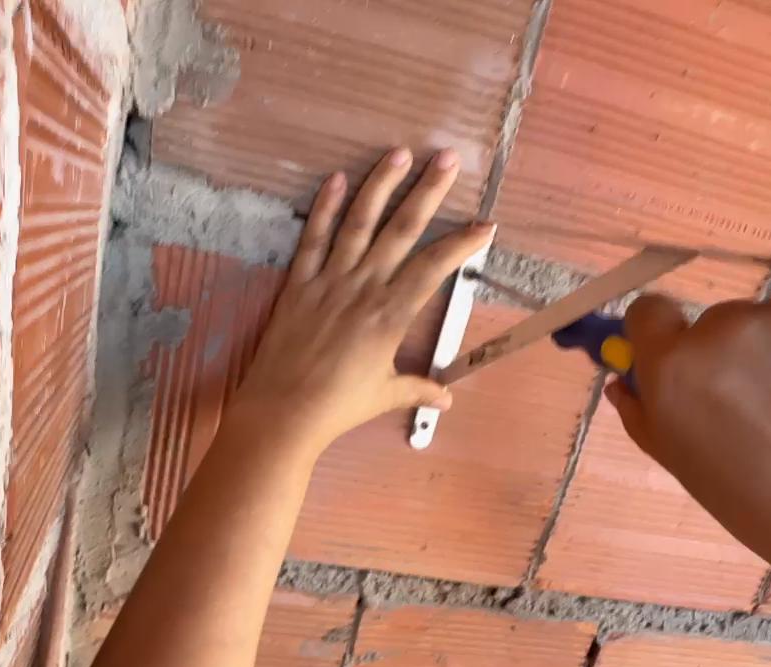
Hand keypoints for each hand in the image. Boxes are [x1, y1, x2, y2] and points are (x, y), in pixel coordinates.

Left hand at [227, 148, 495, 454]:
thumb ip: (418, 389)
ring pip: (360, 224)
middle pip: (402, 231)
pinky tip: (337, 179)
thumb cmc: (339, 406)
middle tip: (447, 159)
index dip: (462, 243)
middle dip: (428, 192)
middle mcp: (365, 288)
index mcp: (391, 315)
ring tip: (399, 152)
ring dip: (381, 185)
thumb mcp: (385, 396)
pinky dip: (325, 208)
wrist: (285, 410)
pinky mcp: (299, 284)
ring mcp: (330, 281)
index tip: (485, 225)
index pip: (434, 267)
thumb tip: (446, 401)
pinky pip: (314, 239)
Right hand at [607, 291, 770, 578]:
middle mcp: (728, 325)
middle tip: (765, 410)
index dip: (661, 335)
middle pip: (718, 322)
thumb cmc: (757, 503)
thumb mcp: (680, 463)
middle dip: (733, 356)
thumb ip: (643, 413)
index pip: (648, 313)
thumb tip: (623, 380)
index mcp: (674, 366)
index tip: (680, 359)